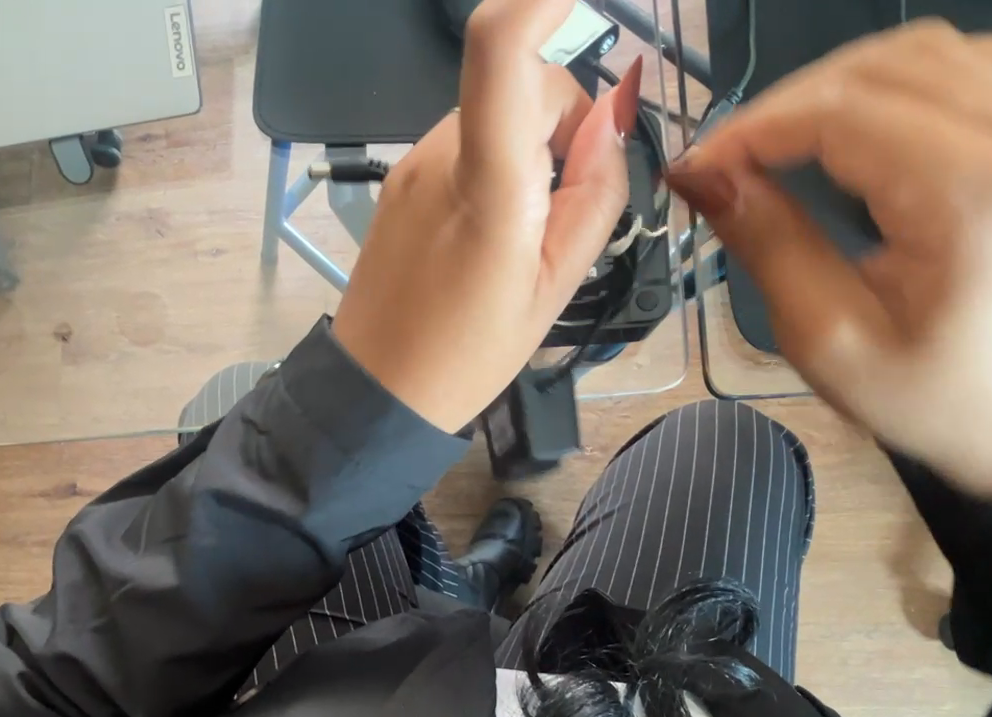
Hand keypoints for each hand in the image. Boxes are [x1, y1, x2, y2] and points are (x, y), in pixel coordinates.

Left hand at [330, 0, 641, 432]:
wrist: (376, 393)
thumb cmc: (467, 357)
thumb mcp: (554, 288)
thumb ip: (596, 191)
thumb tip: (615, 110)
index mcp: (485, 186)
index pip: (502, 48)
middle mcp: (437, 158)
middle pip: (520, 86)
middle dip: (564, 122)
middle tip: (567, 205)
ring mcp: (408, 169)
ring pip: (492, 117)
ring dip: (528, 149)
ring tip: (522, 235)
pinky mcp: (396, 186)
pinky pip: (462, 146)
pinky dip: (493, 166)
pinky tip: (487, 233)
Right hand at [672, 21, 991, 498]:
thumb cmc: (920, 396)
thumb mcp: (823, 335)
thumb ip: (768, 242)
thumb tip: (703, 179)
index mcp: (967, 191)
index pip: (843, 113)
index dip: (752, 131)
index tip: (690, 172)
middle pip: (878, 68)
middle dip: (780, 108)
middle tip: (717, 166)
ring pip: (917, 54)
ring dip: (828, 89)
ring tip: (767, 146)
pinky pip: (954, 69)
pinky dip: (882, 84)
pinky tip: (842, 129)